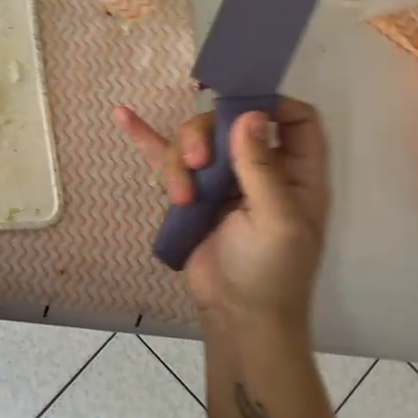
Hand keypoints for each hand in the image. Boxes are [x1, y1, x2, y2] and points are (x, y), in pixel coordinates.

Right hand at [114, 100, 330, 329]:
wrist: (237, 313)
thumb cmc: (271, 270)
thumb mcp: (276, 221)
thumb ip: (262, 168)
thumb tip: (249, 114)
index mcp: (295, 174)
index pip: (295, 120)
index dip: (271, 105)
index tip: (237, 107)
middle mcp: (259, 168)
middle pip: (227, 123)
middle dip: (204, 136)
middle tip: (195, 164)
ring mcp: (220, 179)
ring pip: (192, 141)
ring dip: (177, 159)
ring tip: (177, 195)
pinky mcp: (187, 189)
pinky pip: (162, 155)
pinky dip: (142, 135)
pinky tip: (122, 115)